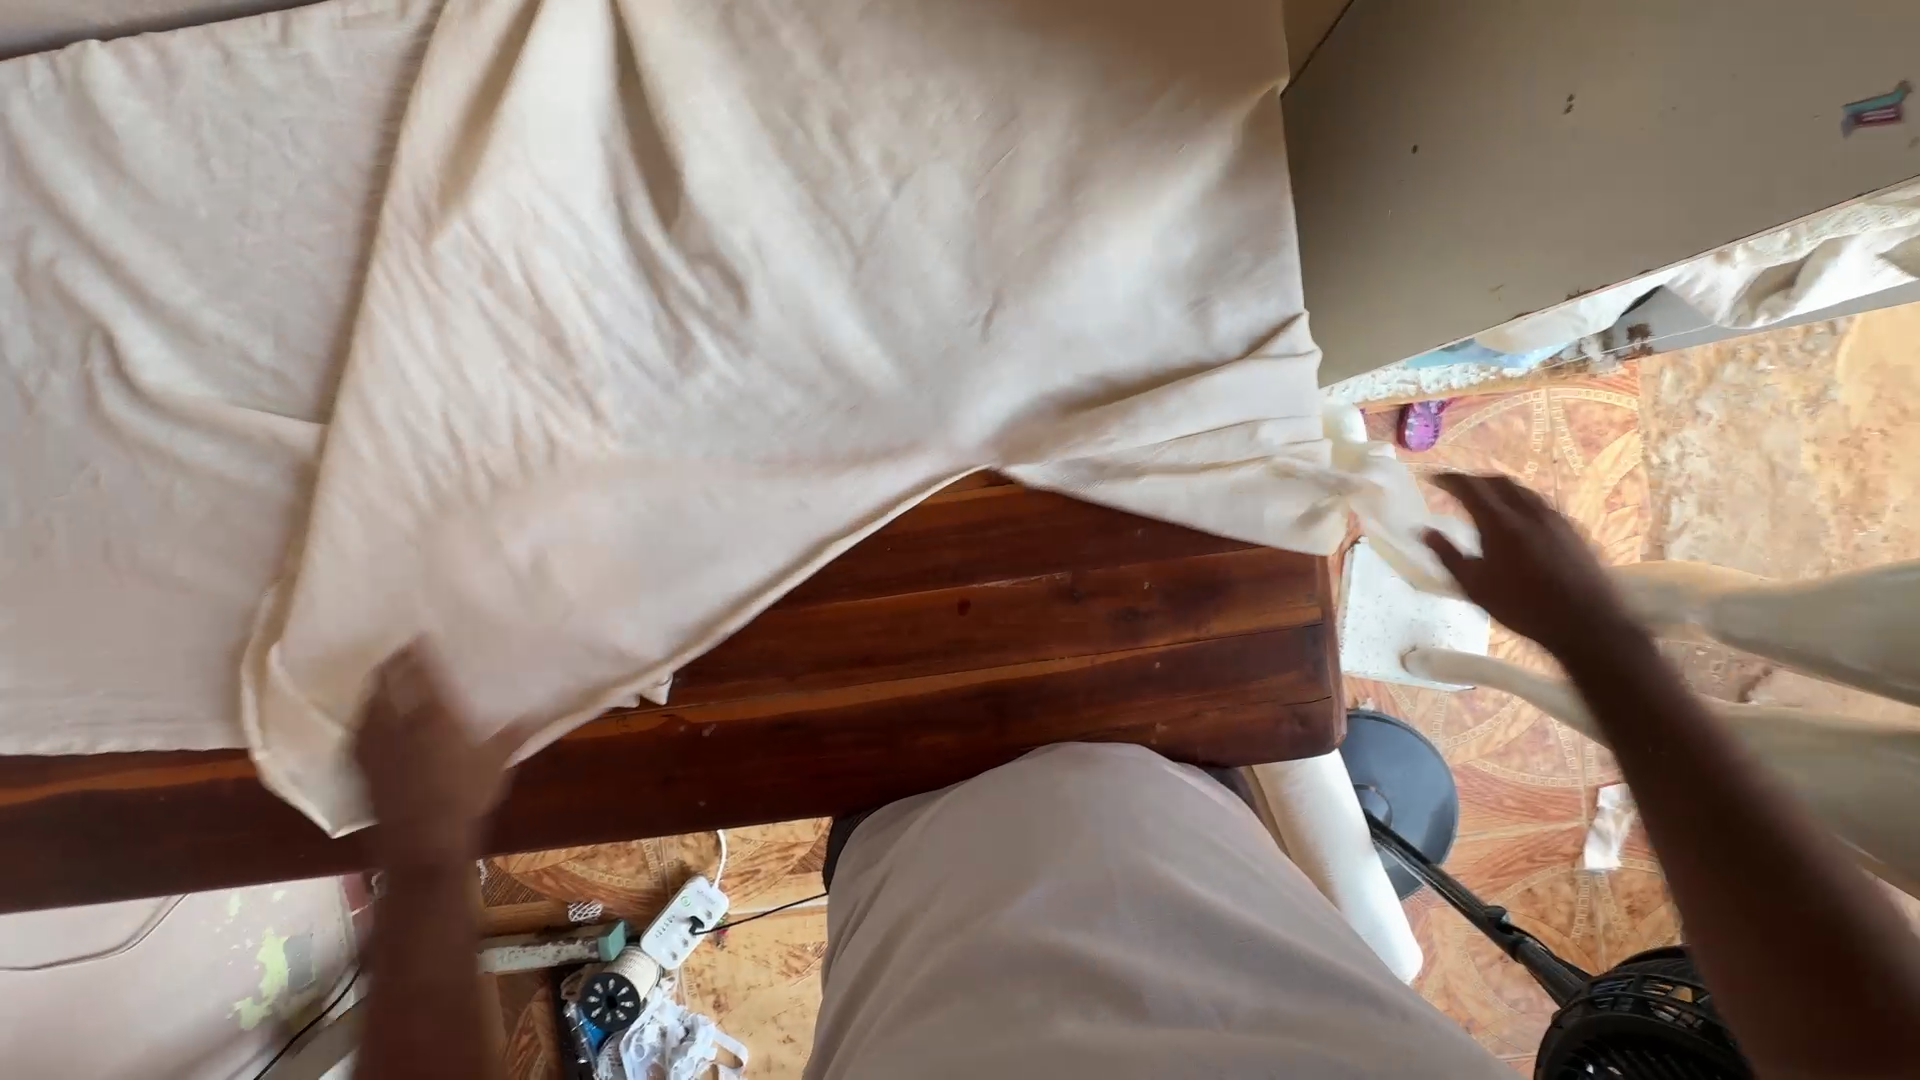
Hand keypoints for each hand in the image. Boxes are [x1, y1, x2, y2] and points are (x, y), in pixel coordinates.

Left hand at [354, 644, 517, 873]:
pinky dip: (364, 717)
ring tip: (380, 680)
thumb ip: (514, 734)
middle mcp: (400, 725)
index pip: (421, 675)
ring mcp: (376, 747)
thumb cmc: (466, 798)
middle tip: (397, 652)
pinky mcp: (361, 769)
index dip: (418, 654)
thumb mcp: (497, 763)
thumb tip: (541, 713)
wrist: (423, 842)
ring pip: (368, 707)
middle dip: (391, 665)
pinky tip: (367, 719)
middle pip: (387, 685)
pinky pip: (358, 732)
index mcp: (436, 718)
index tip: (418, 638)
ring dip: (374, 689)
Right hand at [1421, 472, 1643, 659]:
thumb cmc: (1521, 606)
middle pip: (1499, 481)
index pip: (1470, 488)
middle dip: (1475, 479)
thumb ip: (1447, 555)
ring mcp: (1555, 519)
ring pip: (1524, 490)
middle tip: (1457, 487)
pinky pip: (1541, 504)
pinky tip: (1518, 519)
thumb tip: (1424, 532)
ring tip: (1486, 499)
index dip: (1449, 479)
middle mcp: (1529, 512)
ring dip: (1500, 489)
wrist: (1585, 621)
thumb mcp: (1473, 585)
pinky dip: (1521, 502)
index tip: (1433, 478)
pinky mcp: (1573, 530)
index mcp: (1499, 523)